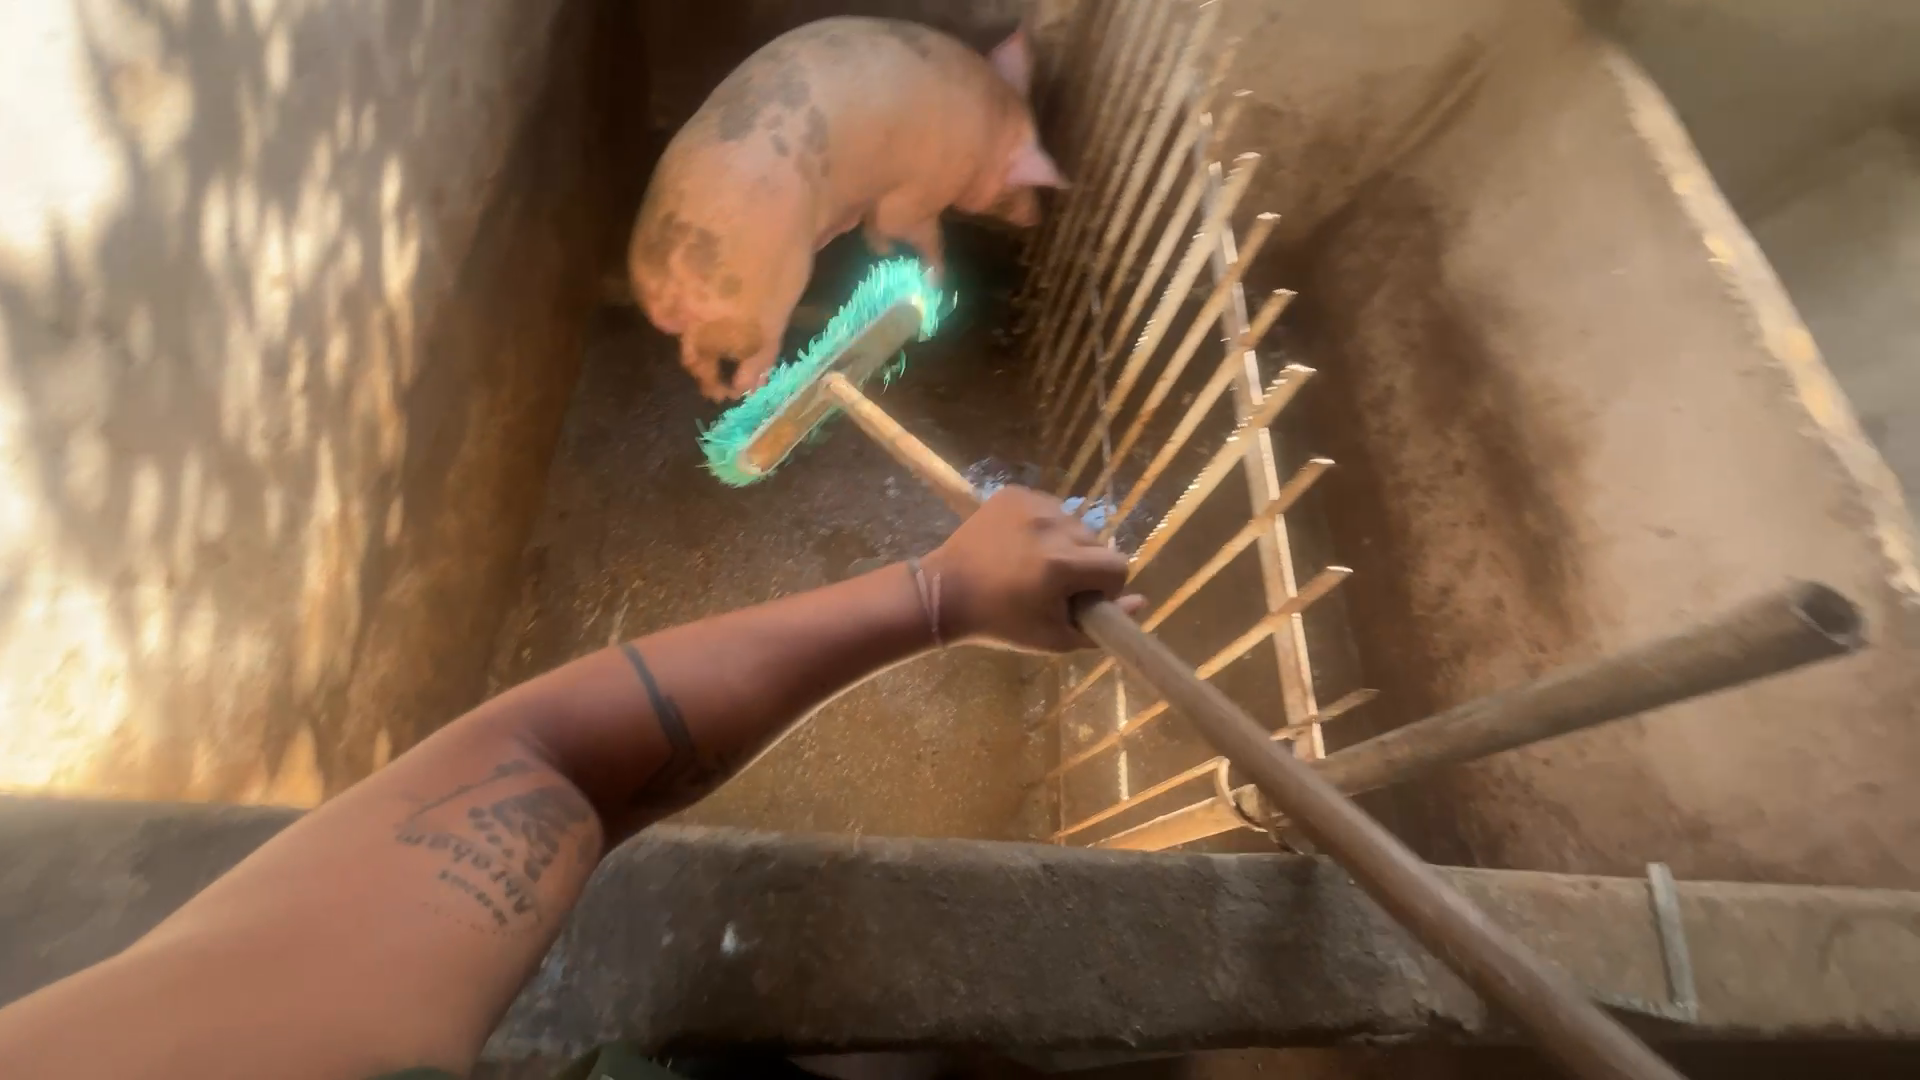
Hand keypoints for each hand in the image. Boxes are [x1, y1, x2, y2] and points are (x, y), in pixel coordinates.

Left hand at [922, 487, 1144, 652]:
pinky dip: (1043, 525)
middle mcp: (1053, 525)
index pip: (1117, 566)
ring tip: (1034, 563)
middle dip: (1085, 564)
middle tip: (1054, 584)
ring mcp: (1032, 503)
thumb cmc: (1000, 623)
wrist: (945, 593)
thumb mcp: (1053, 638)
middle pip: (1097, 542)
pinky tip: (1020, 544)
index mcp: (1062, 563)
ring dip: (1065, 543)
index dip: (1104, 587)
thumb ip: (1101, 625)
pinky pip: (1049, 506)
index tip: (1079, 599)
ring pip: (1074, 522)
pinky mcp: (1014, 492)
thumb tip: (1141, 602)